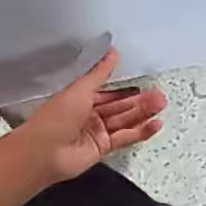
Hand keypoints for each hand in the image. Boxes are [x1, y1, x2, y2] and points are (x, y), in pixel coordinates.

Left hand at [6, 48, 166, 186]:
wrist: (44, 152)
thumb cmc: (55, 118)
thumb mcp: (79, 89)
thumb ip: (99, 73)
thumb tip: (111, 53)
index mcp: (80, 98)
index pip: (108, 91)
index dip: (125, 88)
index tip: (143, 82)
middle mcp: (89, 115)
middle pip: (120, 106)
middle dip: (139, 100)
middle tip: (158, 95)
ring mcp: (96, 132)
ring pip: (125, 121)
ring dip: (143, 113)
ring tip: (161, 104)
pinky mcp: (102, 147)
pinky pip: (125, 137)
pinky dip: (141, 131)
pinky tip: (155, 124)